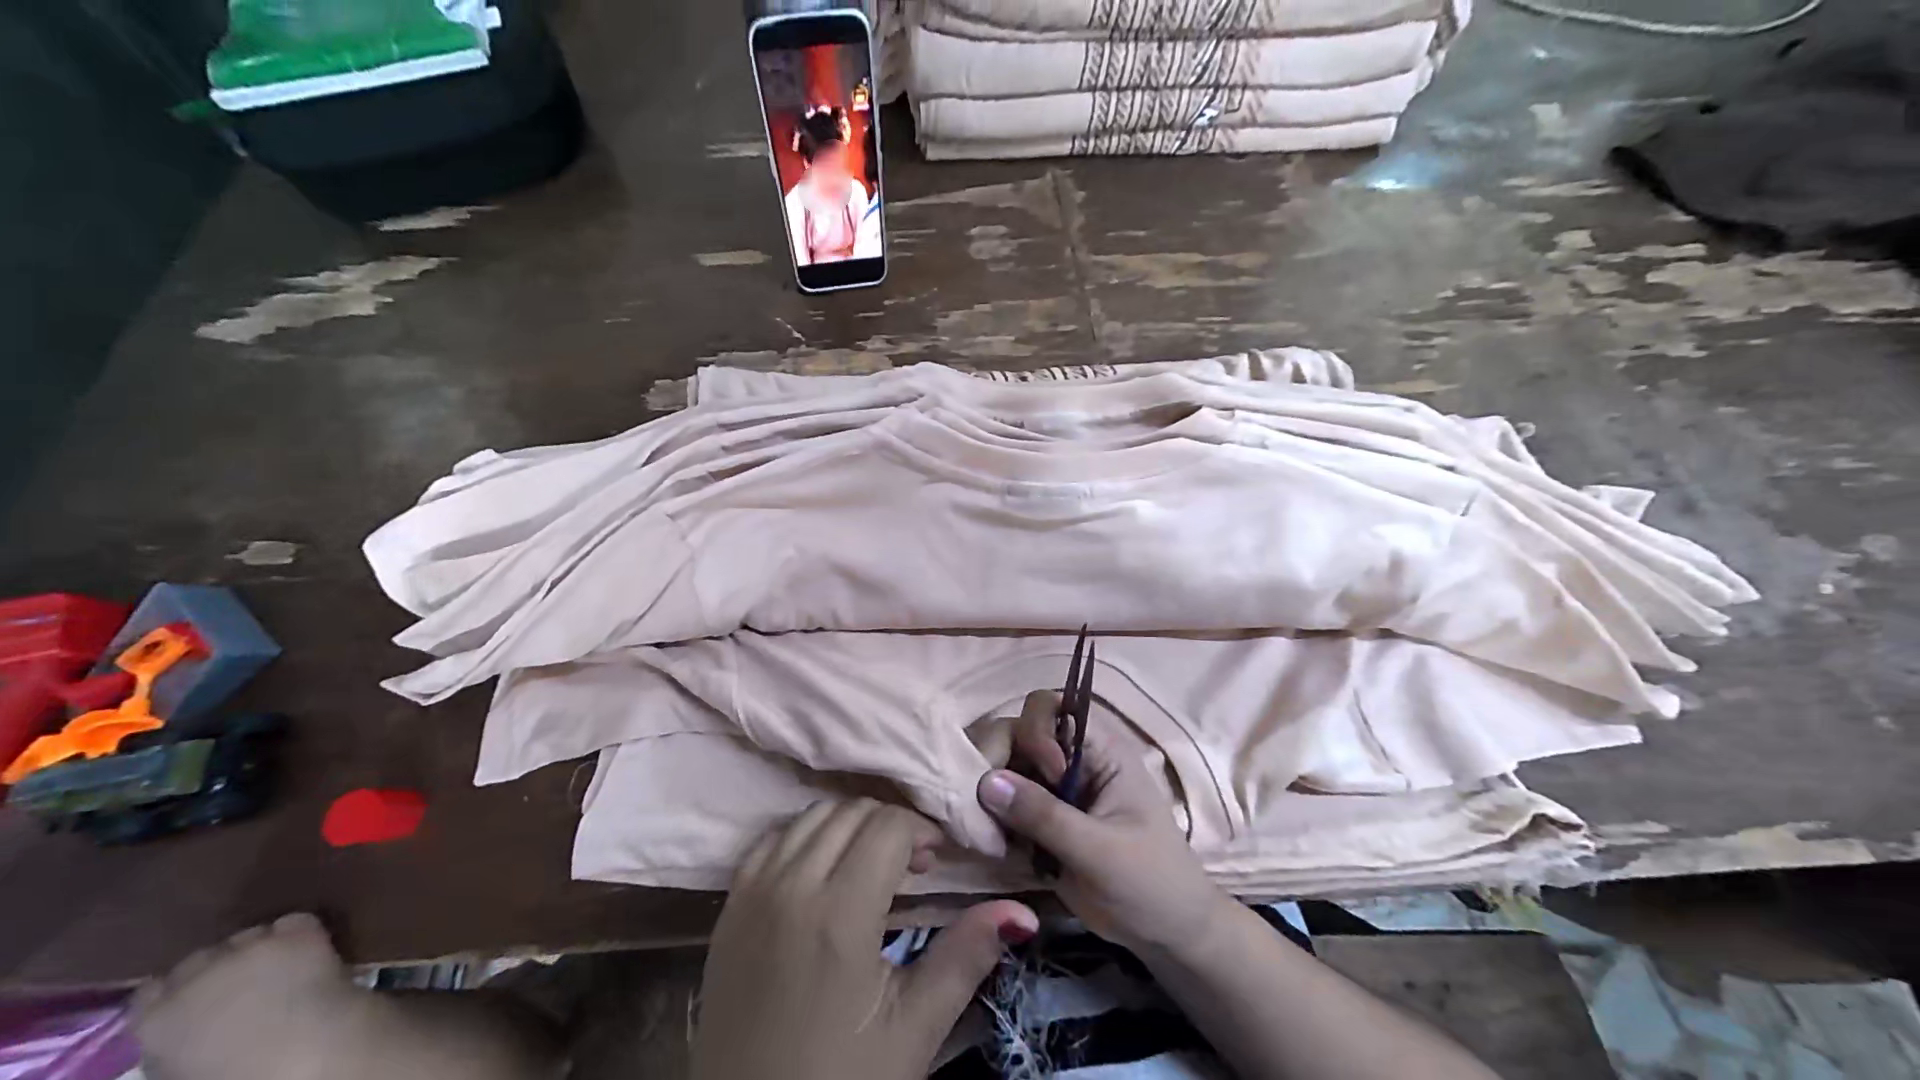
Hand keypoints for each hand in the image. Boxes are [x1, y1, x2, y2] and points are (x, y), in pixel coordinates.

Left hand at [691, 799, 1038, 1079]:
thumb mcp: (915, 1028)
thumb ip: (966, 956)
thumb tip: (1021, 911)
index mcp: (838, 913)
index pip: (888, 825)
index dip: (922, 831)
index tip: (938, 860)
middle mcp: (789, 885)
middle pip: (851, 811)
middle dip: (890, 824)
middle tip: (913, 866)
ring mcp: (751, 892)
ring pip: (811, 816)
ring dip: (849, 826)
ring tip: (871, 867)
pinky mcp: (728, 906)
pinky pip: (772, 839)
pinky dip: (805, 837)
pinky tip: (823, 872)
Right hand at [976, 691, 1231, 953]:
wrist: (1166, 934)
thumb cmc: (1150, 883)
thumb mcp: (1101, 851)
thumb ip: (1046, 816)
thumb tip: (986, 781)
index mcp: (1099, 749)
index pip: (1051, 707)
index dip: (1036, 730)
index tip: (1044, 773)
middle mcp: (1069, 759)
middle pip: (1015, 732)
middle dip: (995, 760)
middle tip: (988, 808)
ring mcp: (1050, 788)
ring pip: (1002, 767)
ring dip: (984, 793)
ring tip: (986, 834)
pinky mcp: (1036, 819)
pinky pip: (1001, 803)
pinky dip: (987, 817)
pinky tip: (988, 844)